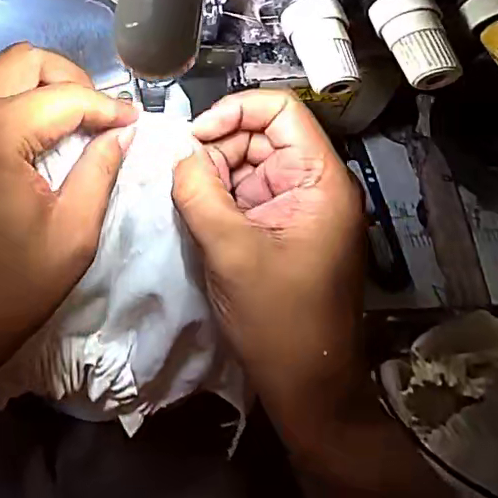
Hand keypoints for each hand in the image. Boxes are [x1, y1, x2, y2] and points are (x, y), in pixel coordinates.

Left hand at [0, 43, 136, 401]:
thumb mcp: (68, 238)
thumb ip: (100, 172)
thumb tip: (121, 133)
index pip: (65, 95)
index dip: (107, 106)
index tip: (134, 123)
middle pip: (26, 59)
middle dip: (71, 79)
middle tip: (100, 117)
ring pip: (0, 72)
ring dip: (40, 87)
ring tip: (72, 126)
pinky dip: (12, 102)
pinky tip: (33, 137)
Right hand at [171, 88, 367, 445]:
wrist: (307, 387)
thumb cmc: (280, 321)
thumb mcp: (230, 251)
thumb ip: (199, 193)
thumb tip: (178, 154)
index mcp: (320, 181)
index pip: (281, 111)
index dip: (236, 110)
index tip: (197, 135)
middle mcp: (312, 184)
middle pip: (260, 133)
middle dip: (218, 147)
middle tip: (186, 177)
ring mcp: (296, 205)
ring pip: (247, 161)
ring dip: (214, 173)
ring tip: (192, 201)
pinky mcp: (280, 225)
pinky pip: (244, 190)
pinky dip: (218, 195)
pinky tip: (200, 215)